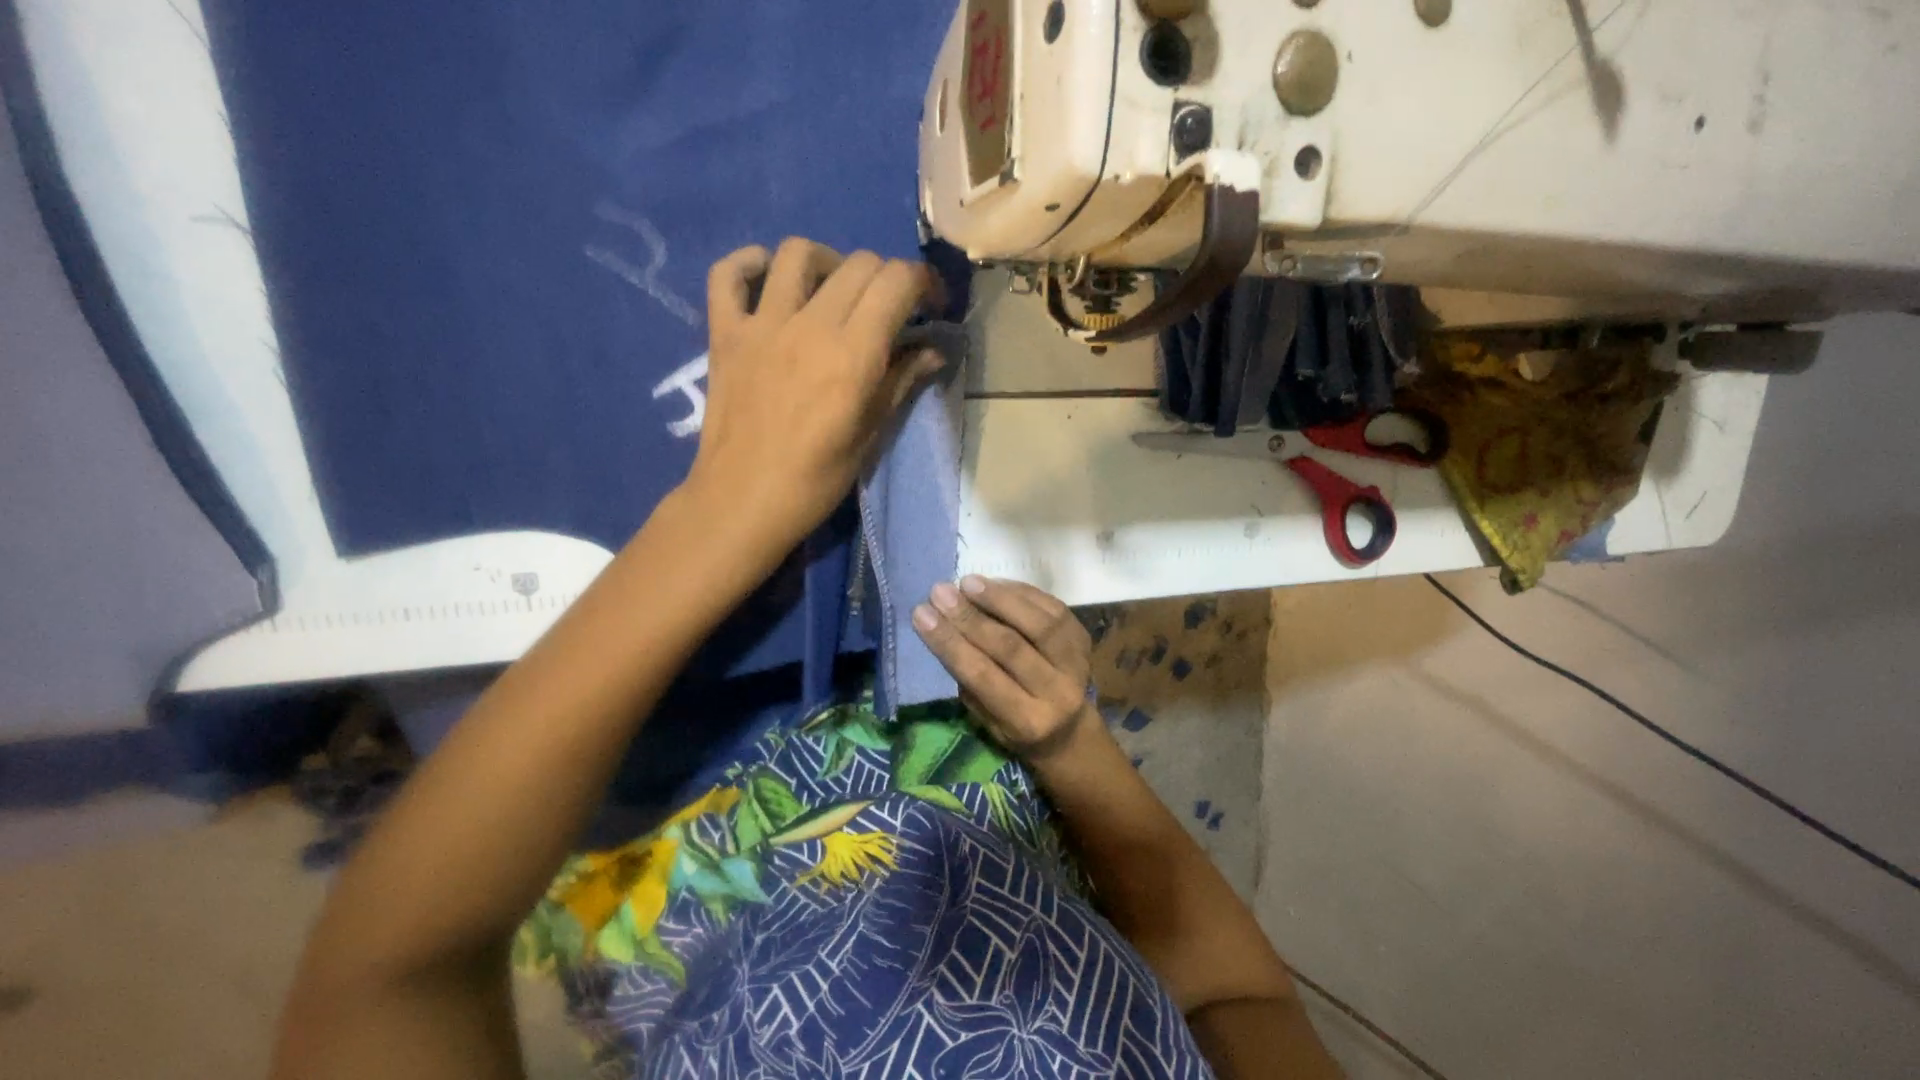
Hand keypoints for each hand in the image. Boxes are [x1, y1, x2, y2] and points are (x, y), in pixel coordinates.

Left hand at [688, 237, 944, 551]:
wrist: (742, 503)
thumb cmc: (815, 480)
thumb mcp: (870, 435)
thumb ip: (901, 381)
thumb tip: (933, 349)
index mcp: (852, 354)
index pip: (897, 281)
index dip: (923, 282)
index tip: (930, 306)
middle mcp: (809, 326)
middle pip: (859, 264)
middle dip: (886, 277)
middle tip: (888, 310)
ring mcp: (761, 325)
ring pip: (797, 253)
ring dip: (827, 262)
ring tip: (833, 292)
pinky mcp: (724, 333)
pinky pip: (727, 274)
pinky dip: (748, 264)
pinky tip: (767, 279)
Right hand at [912, 576, 1105, 763]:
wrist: (1071, 732)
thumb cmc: (1017, 729)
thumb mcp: (987, 719)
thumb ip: (970, 679)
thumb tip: (946, 627)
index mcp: (1025, 722)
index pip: (982, 675)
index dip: (950, 642)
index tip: (922, 614)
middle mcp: (1056, 693)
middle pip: (1009, 646)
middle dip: (969, 616)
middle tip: (939, 592)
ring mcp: (1076, 665)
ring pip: (1038, 623)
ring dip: (999, 598)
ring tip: (967, 582)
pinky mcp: (1084, 640)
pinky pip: (1053, 609)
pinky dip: (1022, 593)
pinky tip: (994, 583)